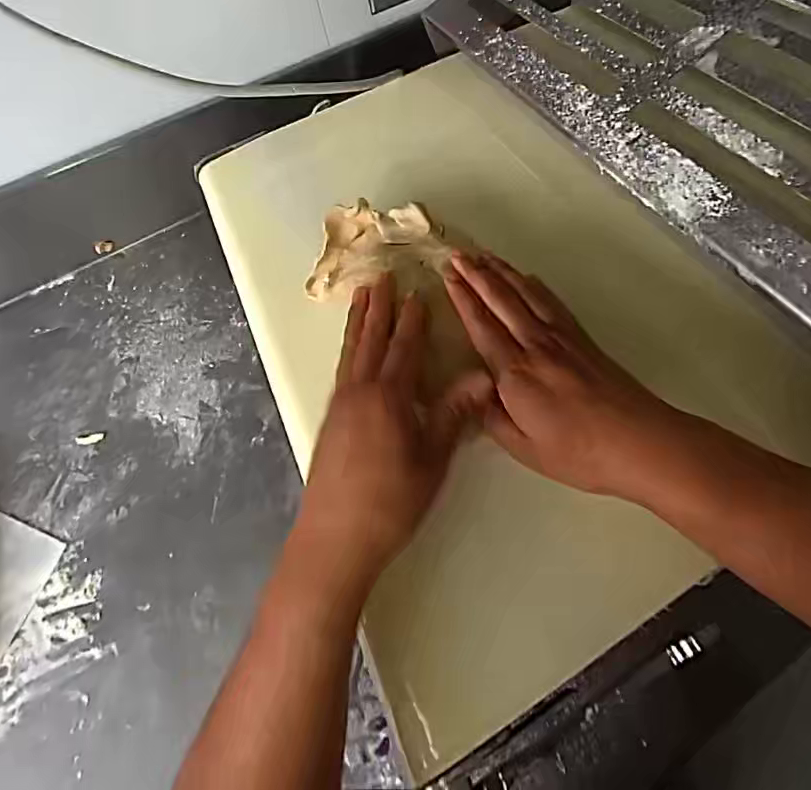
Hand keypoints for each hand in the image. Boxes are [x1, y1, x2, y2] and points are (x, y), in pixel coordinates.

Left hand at [295, 274, 461, 581]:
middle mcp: (358, 391)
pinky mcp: (329, 418)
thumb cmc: (391, 502)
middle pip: (370, 340)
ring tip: (361, 297)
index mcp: (388, 397)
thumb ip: (452, 415)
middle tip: (381, 277)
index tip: (417, 292)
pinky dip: (349, 348)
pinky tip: (352, 351)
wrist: (336, 533)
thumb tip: (480, 377)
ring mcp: (339, 403)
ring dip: (358, 322)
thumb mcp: (432, 461)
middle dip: (378, 308)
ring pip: (351, 351)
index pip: (404, 349)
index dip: (413, 320)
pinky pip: (342, 368)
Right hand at [442, 250, 713, 500]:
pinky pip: (553, 304)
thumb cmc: (578, 453)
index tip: (447, 276)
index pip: (481, 326)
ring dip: (503, 273)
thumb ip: (490, 415)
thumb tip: (471, 390)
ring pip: (526, 296)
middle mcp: (535, 347)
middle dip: (476, 275)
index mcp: (514, 373)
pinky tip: (527, 277)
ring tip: (483, 256)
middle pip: (501, 301)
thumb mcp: (523, 447)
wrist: (644, 445)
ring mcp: (561, 340)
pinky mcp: (582, 341)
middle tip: (456, 255)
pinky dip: (536, 286)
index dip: (462, 298)